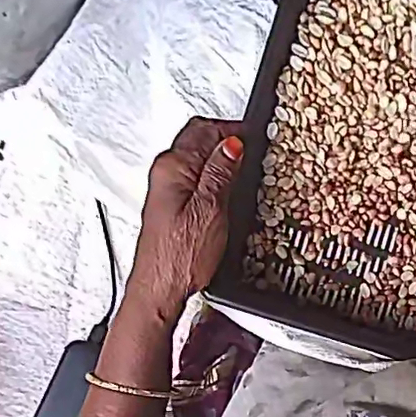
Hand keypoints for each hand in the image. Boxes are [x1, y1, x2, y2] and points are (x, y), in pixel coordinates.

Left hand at [123, 117, 245, 327]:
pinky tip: (228, 186)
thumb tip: (233, 144)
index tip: (255, 134)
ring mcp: (168, 190)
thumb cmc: (180, 255)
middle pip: (197, 140)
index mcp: (173, 167)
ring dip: (219, 157)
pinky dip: (213, 176)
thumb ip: (221, 172)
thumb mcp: (211, 209)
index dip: (231, 128)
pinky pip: (195, 179)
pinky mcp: (173, 207)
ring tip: (244, 162)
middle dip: (224, 137)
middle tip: (252, 144)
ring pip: (196, 159)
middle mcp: (165, 174)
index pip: (203, 130)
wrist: (160, 288)